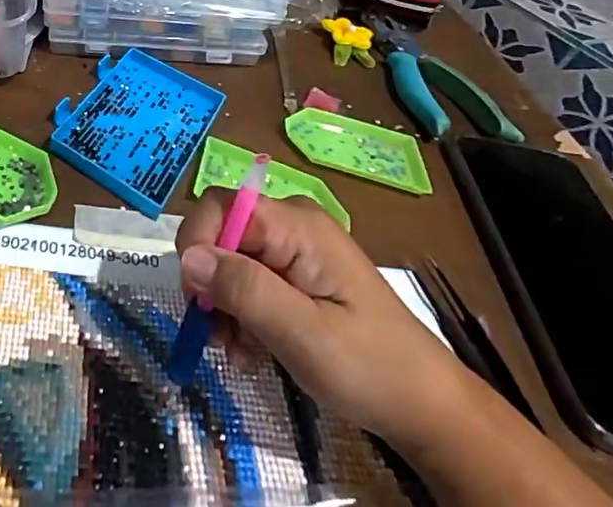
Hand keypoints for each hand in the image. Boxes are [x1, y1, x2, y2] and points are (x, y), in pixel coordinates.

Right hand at [176, 191, 468, 439]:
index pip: (222, 206)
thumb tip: (187, 257)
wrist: (425, 405)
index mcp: (298, 225)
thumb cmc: (370, 367)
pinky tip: (253, 349)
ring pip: (230, 261)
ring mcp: (296, 249)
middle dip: (211, 284)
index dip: (198, 243)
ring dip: (225, 307)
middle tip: (220, 337)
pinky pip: (249, 280)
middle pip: (223, 233)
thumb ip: (245, 290)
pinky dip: (242, 314)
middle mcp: (293, 225)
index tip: (196, 299)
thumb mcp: (303, 333)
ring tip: (242, 352)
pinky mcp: (297, 274)